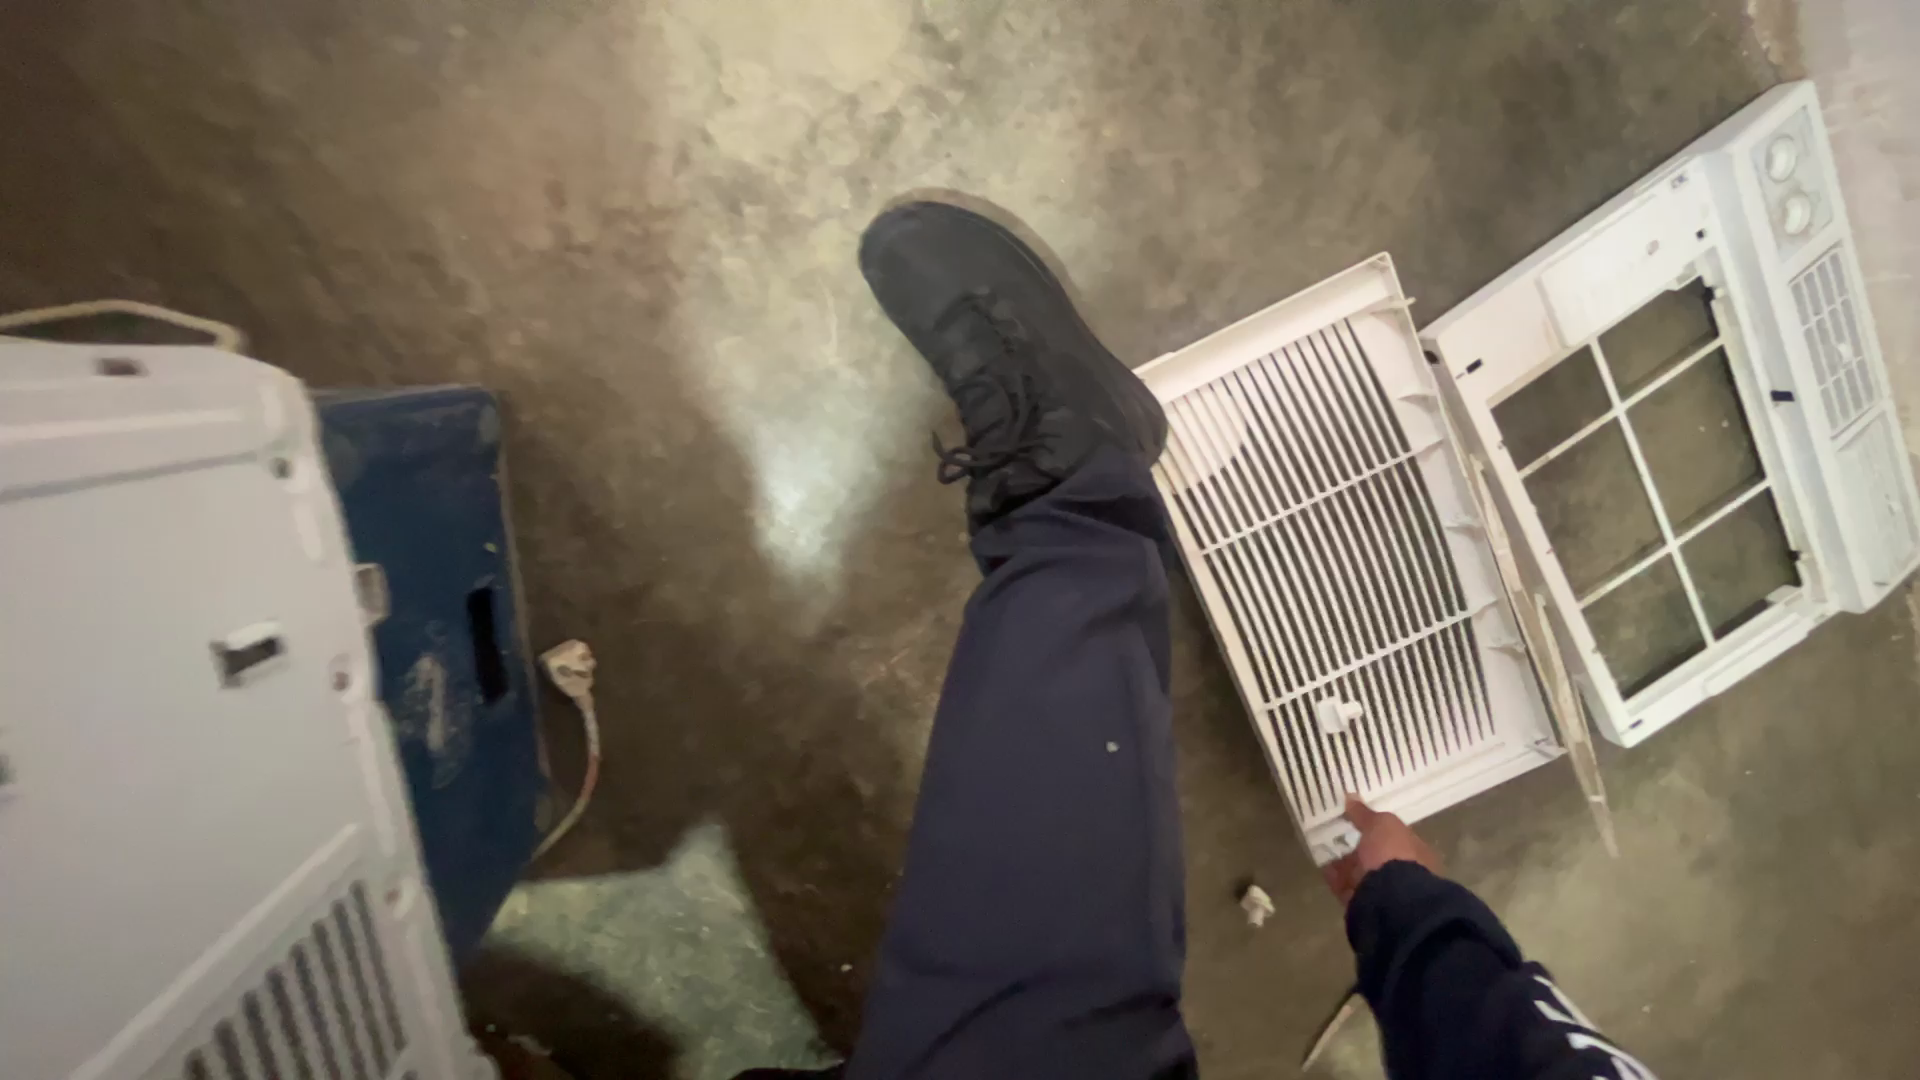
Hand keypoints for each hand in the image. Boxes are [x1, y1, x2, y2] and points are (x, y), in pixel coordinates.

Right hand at [1321, 794, 1443, 906]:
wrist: (1392, 901)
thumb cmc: (1394, 855)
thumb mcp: (1381, 825)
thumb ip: (1365, 814)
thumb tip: (1351, 797)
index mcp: (1417, 853)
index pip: (1397, 837)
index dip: (1378, 828)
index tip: (1357, 820)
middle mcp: (1407, 873)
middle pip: (1379, 856)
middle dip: (1360, 848)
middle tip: (1339, 835)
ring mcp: (1388, 892)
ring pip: (1363, 873)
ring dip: (1346, 864)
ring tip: (1325, 849)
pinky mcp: (1368, 906)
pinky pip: (1348, 887)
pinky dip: (1336, 877)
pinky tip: (1323, 867)